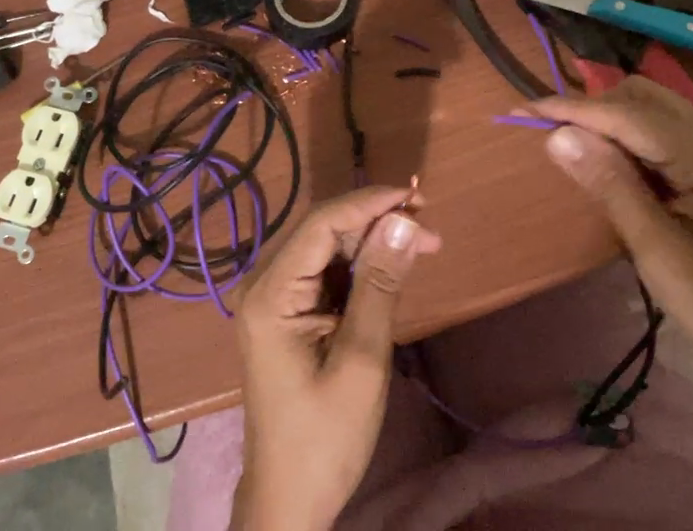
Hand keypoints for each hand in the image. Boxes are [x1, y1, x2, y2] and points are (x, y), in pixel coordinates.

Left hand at [233, 187, 442, 530]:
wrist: (289, 497)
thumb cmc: (326, 435)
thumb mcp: (361, 359)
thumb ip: (380, 285)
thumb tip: (403, 221)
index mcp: (271, 294)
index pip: (320, 225)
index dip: (368, 203)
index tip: (416, 195)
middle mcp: (264, 287)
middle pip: (321, 233)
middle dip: (374, 223)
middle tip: (428, 225)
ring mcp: (273, 303)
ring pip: (326, 252)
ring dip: (370, 244)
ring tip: (421, 243)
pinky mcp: (286, 319)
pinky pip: (324, 278)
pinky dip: (359, 270)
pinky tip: (391, 270)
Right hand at [529, 79, 692, 401]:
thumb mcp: (658, 251)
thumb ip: (610, 185)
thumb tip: (558, 133)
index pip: (628, 114)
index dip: (572, 108)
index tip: (520, 111)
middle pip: (645, 98)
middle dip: (593, 107)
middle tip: (549, 136)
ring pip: (657, 112)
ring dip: (611, 121)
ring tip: (574, 150)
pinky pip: (669, 136)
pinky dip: (632, 139)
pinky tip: (614, 168)